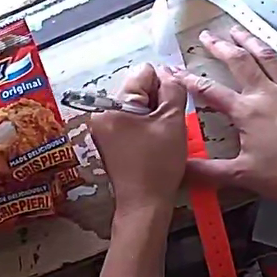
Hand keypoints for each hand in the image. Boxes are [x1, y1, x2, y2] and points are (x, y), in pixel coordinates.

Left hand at [87, 62, 188, 215]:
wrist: (144, 204)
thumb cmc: (158, 164)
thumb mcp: (172, 121)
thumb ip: (173, 90)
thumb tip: (169, 72)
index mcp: (113, 105)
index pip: (143, 73)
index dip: (164, 84)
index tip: (173, 105)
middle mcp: (103, 112)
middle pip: (138, 88)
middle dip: (158, 100)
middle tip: (169, 124)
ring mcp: (104, 127)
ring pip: (137, 105)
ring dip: (154, 114)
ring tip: (163, 135)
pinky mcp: (110, 140)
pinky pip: (132, 121)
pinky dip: (147, 126)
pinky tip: (156, 142)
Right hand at [176, 27, 276, 207]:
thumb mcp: (243, 175)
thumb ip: (208, 172)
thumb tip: (182, 171)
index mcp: (247, 111)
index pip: (211, 91)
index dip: (190, 80)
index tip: (176, 70)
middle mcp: (267, 94)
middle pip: (239, 61)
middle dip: (220, 46)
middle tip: (207, 36)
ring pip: (266, 57)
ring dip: (249, 41)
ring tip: (238, 30)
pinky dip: (275, 55)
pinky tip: (274, 55)